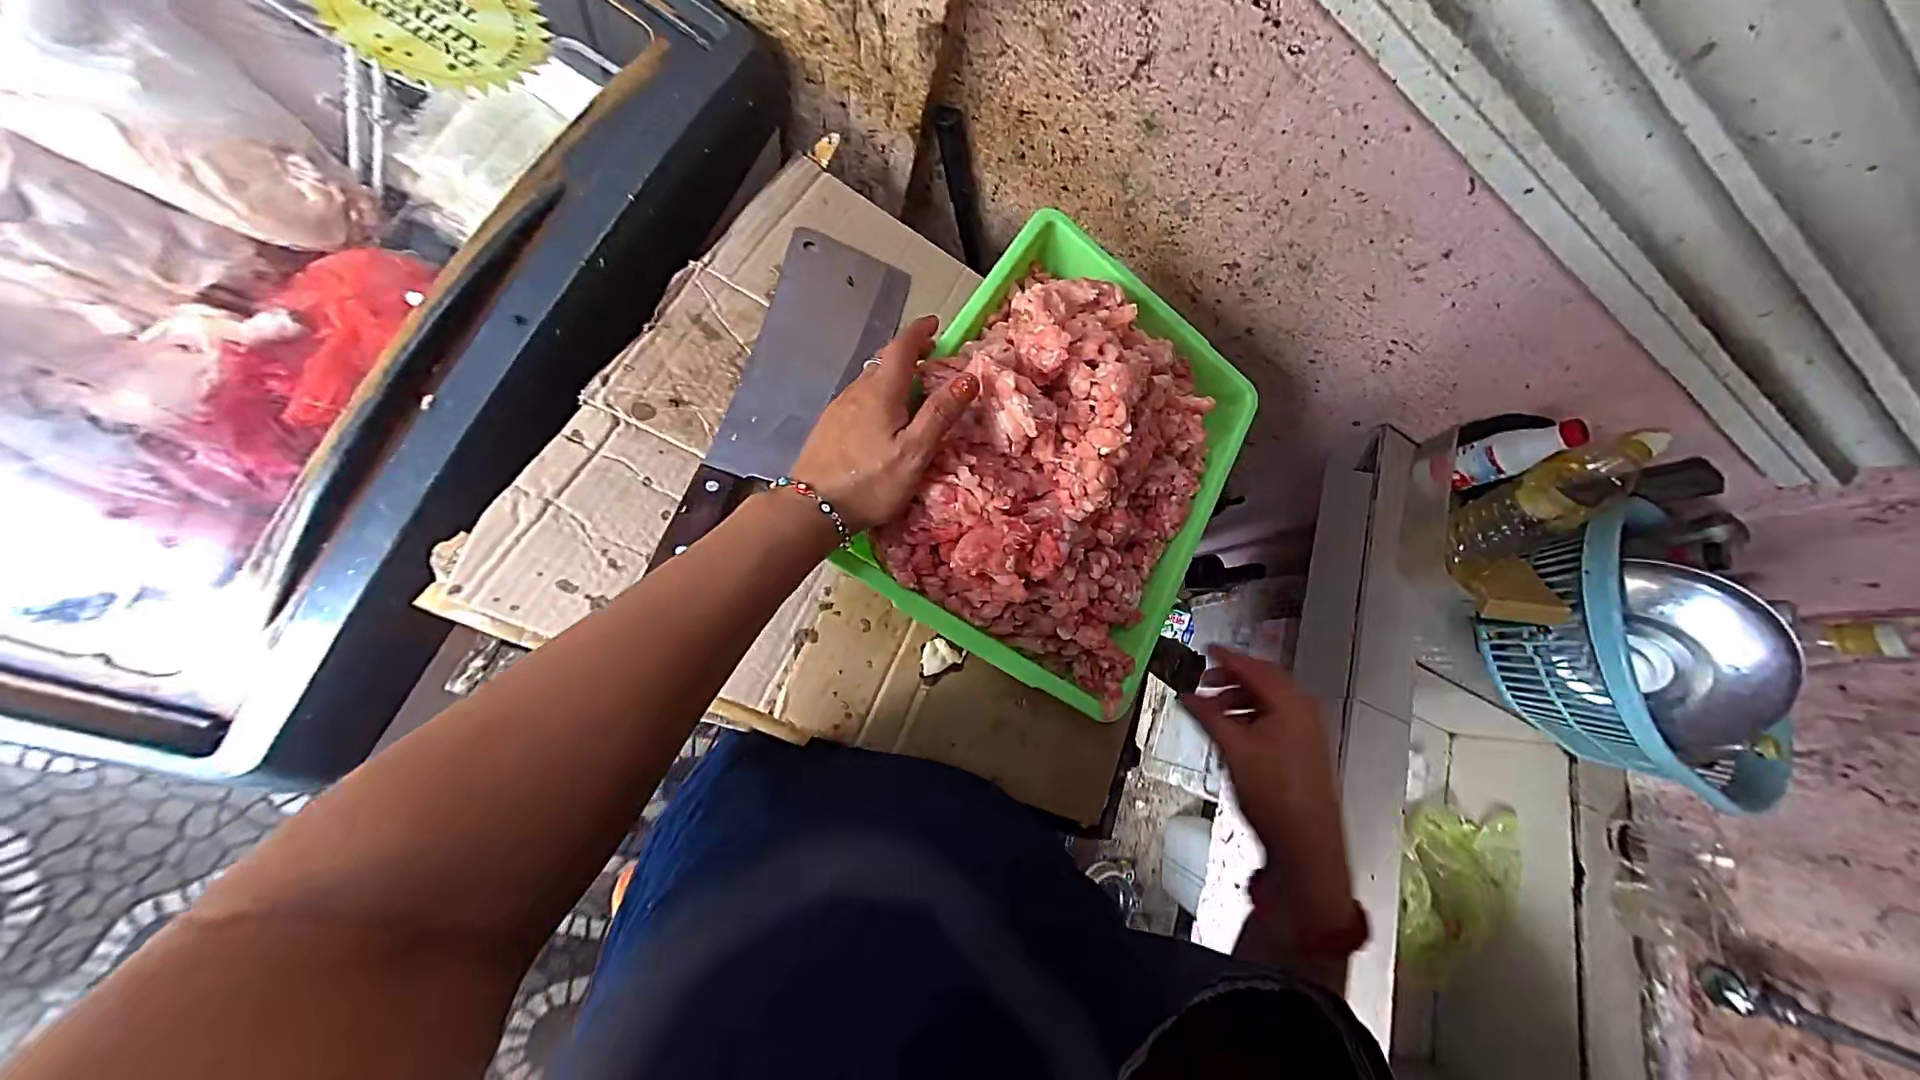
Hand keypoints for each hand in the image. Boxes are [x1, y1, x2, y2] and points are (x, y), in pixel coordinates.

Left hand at [789, 315, 978, 531]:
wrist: (812, 509)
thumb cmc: (870, 483)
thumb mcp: (915, 452)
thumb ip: (940, 414)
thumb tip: (968, 377)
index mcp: (881, 392)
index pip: (901, 347)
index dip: (919, 332)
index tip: (936, 325)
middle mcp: (856, 392)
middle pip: (884, 361)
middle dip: (909, 354)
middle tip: (931, 360)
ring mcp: (838, 409)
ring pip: (869, 380)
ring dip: (892, 376)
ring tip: (911, 391)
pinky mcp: (828, 427)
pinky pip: (858, 399)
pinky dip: (877, 396)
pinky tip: (882, 419)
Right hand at [1181, 647, 1352, 924]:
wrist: (1306, 844)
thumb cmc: (1275, 795)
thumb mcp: (1232, 748)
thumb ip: (1207, 715)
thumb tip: (1187, 696)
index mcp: (1291, 703)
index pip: (1254, 667)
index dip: (1226, 657)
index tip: (1207, 649)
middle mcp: (1304, 711)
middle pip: (1264, 681)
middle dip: (1231, 678)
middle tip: (1205, 680)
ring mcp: (1308, 731)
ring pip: (1269, 700)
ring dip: (1239, 698)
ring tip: (1213, 707)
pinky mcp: (1305, 749)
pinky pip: (1275, 718)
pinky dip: (1251, 715)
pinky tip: (1233, 729)